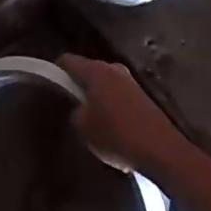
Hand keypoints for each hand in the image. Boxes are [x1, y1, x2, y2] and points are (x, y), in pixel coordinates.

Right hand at [57, 54, 187, 176]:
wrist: (161, 149)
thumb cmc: (117, 135)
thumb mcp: (84, 128)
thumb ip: (75, 111)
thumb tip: (79, 107)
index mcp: (96, 71)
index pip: (68, 60)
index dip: (56, 70)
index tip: (49, 85)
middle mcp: (113, 68)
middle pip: (87, 70)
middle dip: (76, 85)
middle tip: (68, 105)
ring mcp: (130, 80)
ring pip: (103, 83)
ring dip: (95, 95)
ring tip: (88, 118)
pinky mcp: (141, 94)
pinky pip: (117, 94)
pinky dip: (109, 104)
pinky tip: (109, 124)